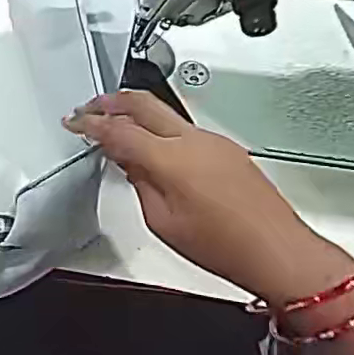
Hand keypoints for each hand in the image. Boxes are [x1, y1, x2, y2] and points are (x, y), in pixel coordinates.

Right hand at [65, 91, 353, 306]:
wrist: (278, 253)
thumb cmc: (226, 245)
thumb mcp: (161, 220)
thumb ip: (139, 182)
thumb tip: (128, 162)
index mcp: (170, 159)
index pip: (118, 129)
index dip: (90, 124)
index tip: (75, 122)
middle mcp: (193, 141)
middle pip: (141, 102)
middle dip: (109, 101)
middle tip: (89, 108)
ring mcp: (213, 141)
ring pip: (164, 112)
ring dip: (134, 112)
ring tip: (115, 126)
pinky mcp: (226, 149)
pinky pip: (183, 128)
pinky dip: (158, 128)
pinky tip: (151, 145)